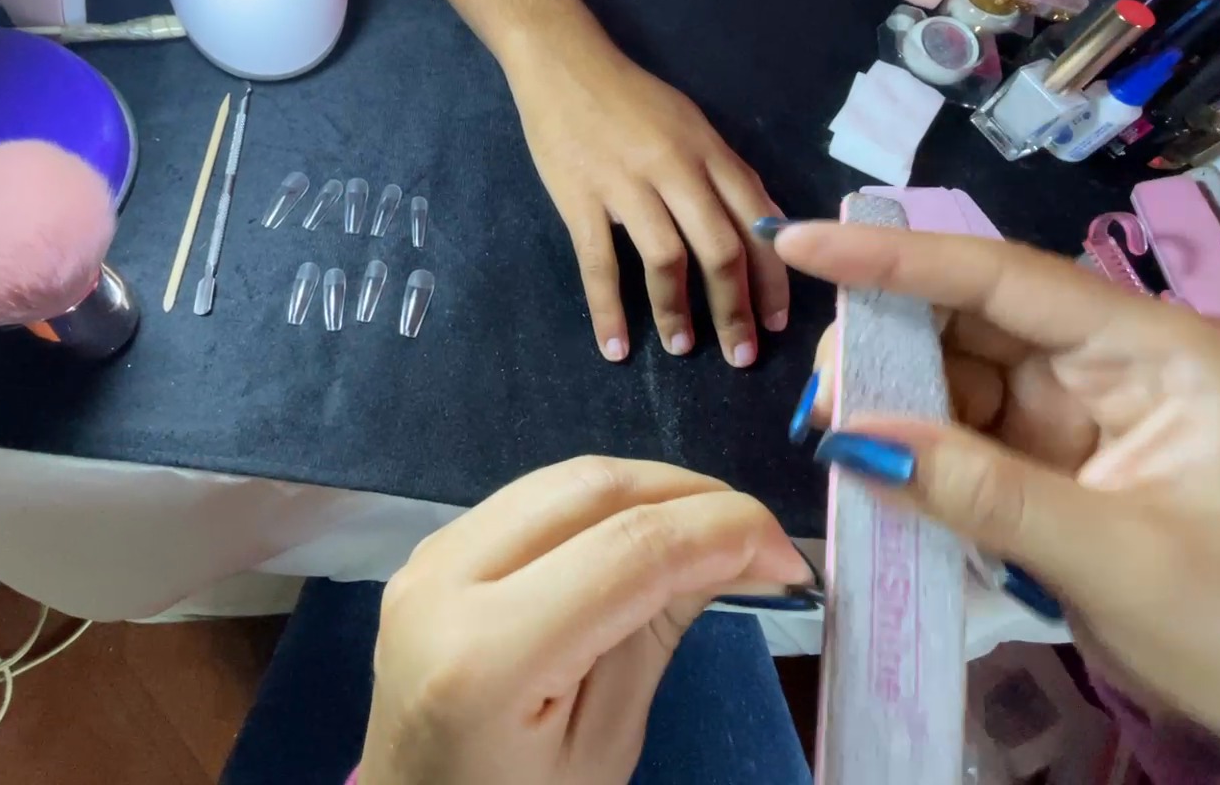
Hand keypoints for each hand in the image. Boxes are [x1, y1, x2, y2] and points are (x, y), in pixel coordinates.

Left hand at [360, 457, 810, 784]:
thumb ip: (660, 628)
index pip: (625, 553)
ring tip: (712, 524)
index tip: (787, 555)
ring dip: (649, 487)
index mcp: (485, 656)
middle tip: (756, 532)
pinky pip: (534, 496)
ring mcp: (432, 551)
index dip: (721, 534)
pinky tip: (645, 524)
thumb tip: (742, 551)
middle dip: (689, 494)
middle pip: (590, 489)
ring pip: (562, 477)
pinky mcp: (437, 543)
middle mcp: (446, 578)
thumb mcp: (604, 743)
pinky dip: (602, 500)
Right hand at [506, 36, 787, 365]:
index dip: (773, 278)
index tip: (776, 322)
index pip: (758, 222)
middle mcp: (676, 169)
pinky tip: (615, 346)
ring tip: (682, 348)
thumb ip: (723, 174)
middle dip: (736, 310)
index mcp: (709, 151)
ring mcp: (626, 184)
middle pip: (721, 249)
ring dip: (676, 313)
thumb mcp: (691, 124)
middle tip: (741, 355)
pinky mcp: (580, 199)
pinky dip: (608, 311)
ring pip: (666, 260)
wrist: (565, 64)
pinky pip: (599, 264)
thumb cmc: (632, 98)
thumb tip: (760, 228)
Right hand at [772, 222, 1219, 784]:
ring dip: (890, 400)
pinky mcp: (1054, 458)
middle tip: (824, 400)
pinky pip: (961, 431)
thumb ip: (978, 491)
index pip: (1000, 277)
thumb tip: (850, 440)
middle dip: (882, 345)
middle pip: (964, 320)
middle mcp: (1111, 362)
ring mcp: (1080, 411)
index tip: (797, 242)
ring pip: (952, 375)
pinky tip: (878, 462)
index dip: (889, 256)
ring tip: (838, 438)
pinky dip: (913, 445)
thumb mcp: (1121, 562)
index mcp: (1158, 351)